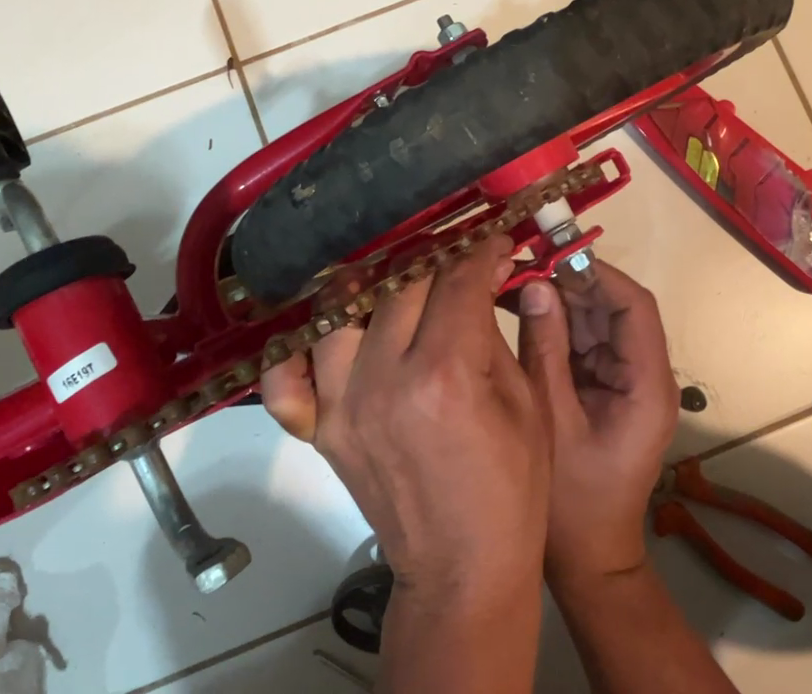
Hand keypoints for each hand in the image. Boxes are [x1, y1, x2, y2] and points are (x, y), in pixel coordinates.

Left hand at [261, 235, 549, 606]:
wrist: (461, 567)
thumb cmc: (511, 488)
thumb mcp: (526, 403)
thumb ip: (498, 331)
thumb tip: (490, 272)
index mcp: (446, 375)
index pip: (458, 282)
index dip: (482, 253)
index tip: (495, 245)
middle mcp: (384, 379)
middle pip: (402, 286)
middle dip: (438, 263)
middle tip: (458, 263)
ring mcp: (342, 404)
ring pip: (343, 312)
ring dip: (374, 288)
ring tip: (400, 285)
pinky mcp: (319, 429)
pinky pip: (286, 378)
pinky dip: (297, 350)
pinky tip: (329, 335)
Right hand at [516, 260, 677, 587]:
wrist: (587, 561)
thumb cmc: (574, 502)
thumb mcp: (553, 420)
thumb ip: (544, 350)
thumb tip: (535, 285)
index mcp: (647, 385)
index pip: (635, 307)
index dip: (596, 273)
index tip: (550, 253)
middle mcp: (643, 376)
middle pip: (613, 309)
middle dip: (569, 282)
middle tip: (518, 261)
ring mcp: (622, 382)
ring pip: (594, 322)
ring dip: (557, 300)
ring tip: (509, 279)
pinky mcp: (601, 389)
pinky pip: (580, 344)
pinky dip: (552, 325)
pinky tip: (515, 309)